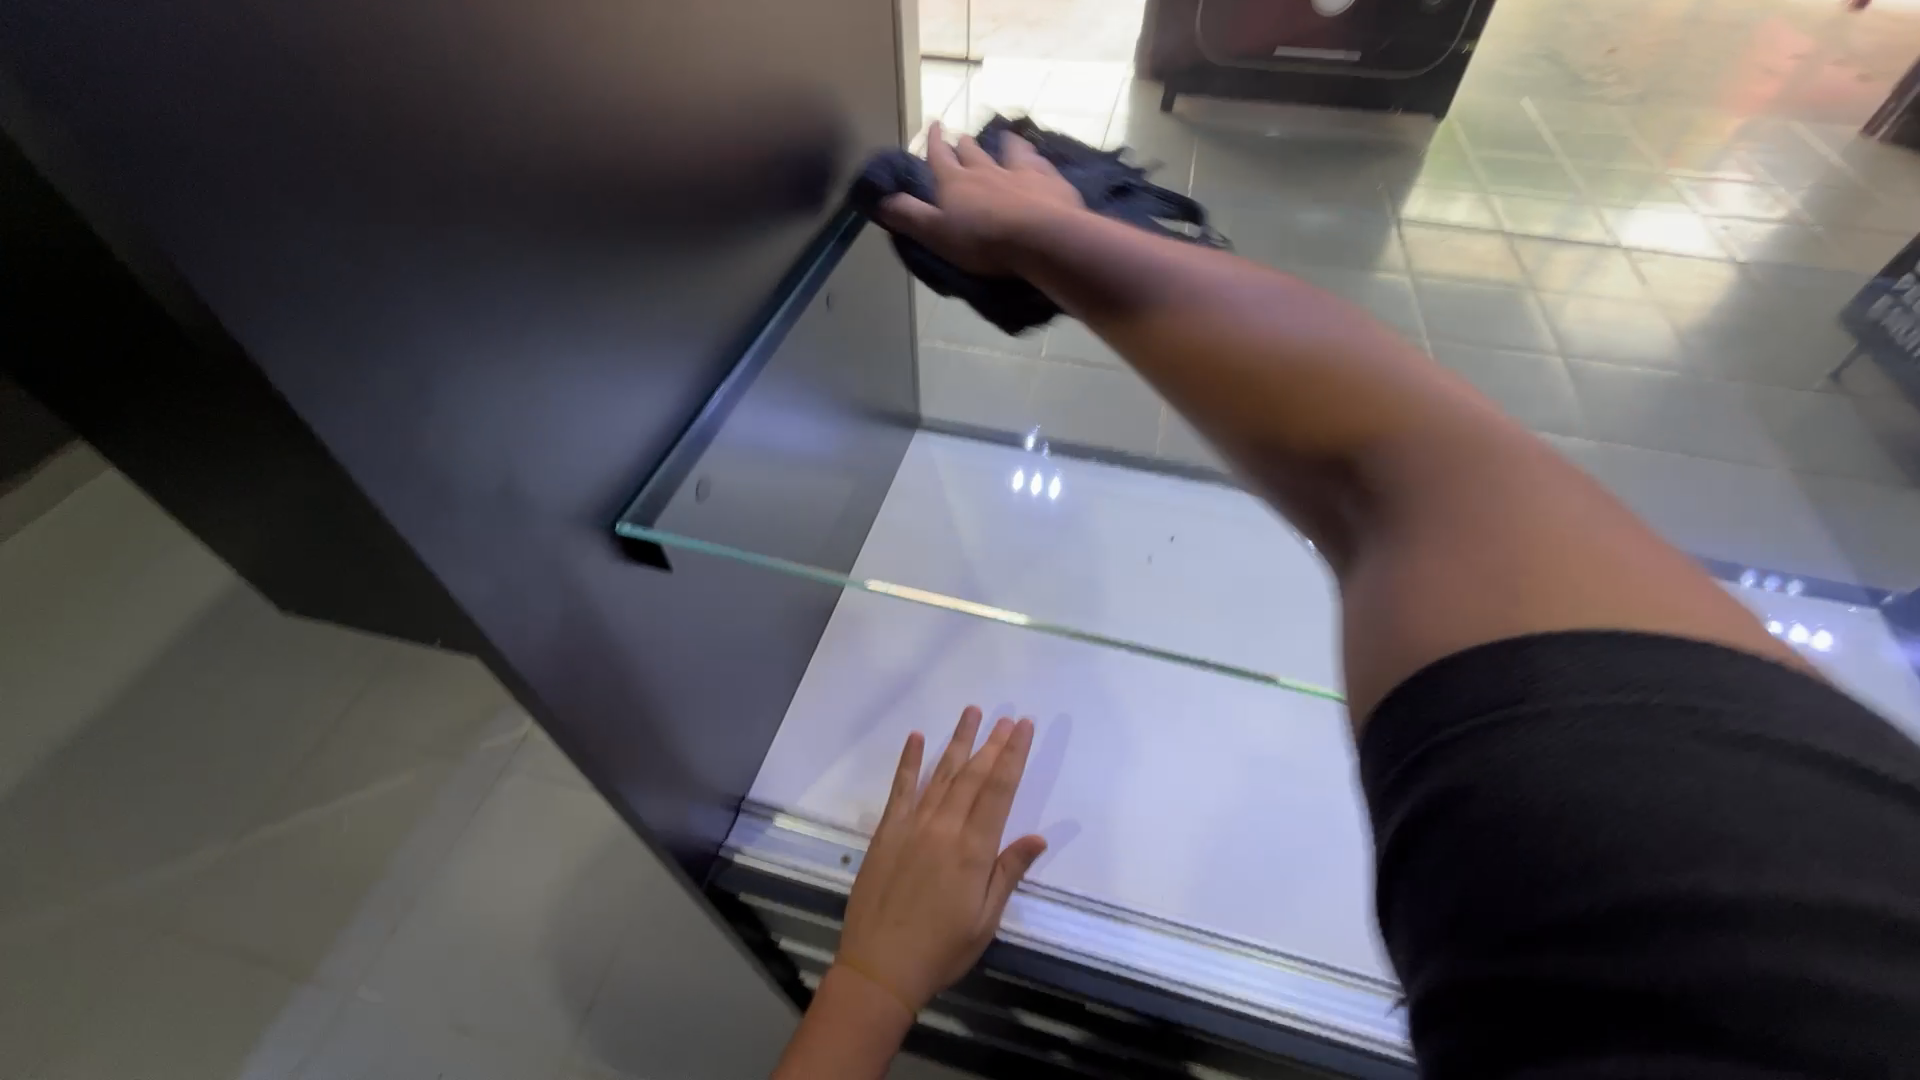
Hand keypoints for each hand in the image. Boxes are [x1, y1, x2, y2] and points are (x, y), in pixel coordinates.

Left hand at [833, 707, 1047, 1014]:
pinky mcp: (887, 831)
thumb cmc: (942, 949)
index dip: (1013, 755)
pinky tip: (917, 737)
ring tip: (972, 712)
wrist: (879, 967)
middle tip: (1007, 717)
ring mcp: (912, 825)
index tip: (1024, 727)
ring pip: (941, 773)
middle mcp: (944, 827)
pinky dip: (909, 761)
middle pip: (973, 775)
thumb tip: (1038, 837)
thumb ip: (1008, 872)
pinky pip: (900, 788)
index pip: (999, 790)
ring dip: (958, 741)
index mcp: (973, 849)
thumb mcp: (985, 919)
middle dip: (993, 743)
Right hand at [878, 121, 1085, 276]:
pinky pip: (1038, 163)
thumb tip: (878, 201)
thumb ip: (908, 216)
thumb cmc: (982, 241)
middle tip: (962, 138)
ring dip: (1001, 144)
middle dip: (963, 145)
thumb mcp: (936, 234)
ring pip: (1007, 151)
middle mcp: (986, 170)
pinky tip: (1038, 158)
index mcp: (955, 182)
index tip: (934, 125)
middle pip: (972, 153)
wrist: (1040, 238)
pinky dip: (1034, 158)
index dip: (934, 143)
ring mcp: (1020, 173)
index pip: (939, 157)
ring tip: (1002, 138)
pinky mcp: (1048, 181)